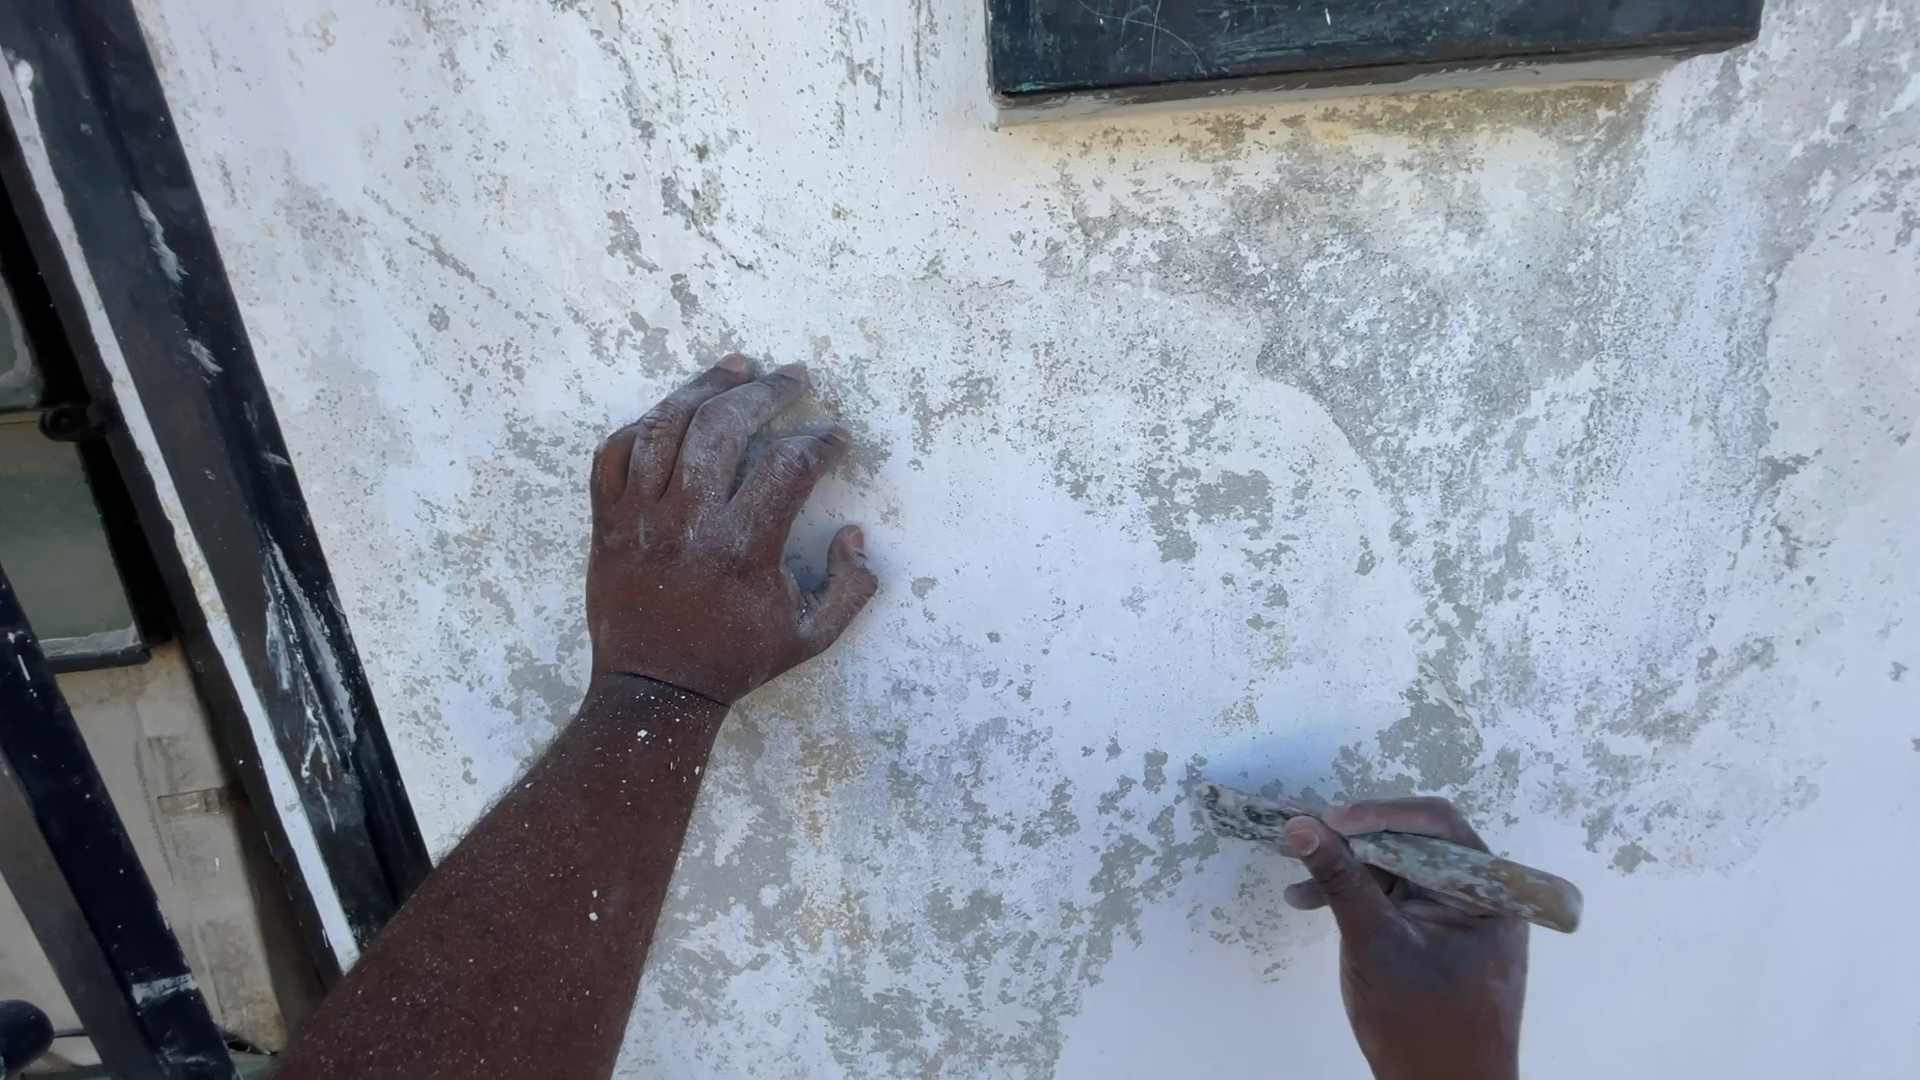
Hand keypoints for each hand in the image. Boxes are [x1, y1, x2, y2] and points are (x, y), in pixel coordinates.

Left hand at [585, 355, 877, 703]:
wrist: (654, 689)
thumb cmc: (736, 658)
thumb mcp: (813, 637)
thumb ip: (851, 588)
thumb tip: (855, 534)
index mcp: (745, 549)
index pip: (789, 468)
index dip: (821, 443)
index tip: (837, 438)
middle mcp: (690, 523)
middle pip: (725, 428)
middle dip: (768, 392)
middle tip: (795, 376)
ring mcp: (641, 517)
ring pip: (667, 426)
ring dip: (706, 387)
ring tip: (738, 366)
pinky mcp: (607, 521)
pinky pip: (614, 451)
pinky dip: (645, 423)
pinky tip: (675, 410)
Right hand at [1284, 798, 1526, 1079]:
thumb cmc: (1423, 1024)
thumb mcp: (1375, 941)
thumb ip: (1339, 878)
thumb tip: (1301, 824)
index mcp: (1485, 894)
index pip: (1437, 825)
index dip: (1381, 814)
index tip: (1330, 821)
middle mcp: (1470, 893)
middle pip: (1407, 840)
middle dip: (1352, 839)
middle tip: (1304, 838)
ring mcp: (1445, 910)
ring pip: (1386, 862)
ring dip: (1340, 866)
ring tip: (1294, 872)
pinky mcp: (1419, 926)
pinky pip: (1380, 890)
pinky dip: (1343, 891)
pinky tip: (1304, 900)